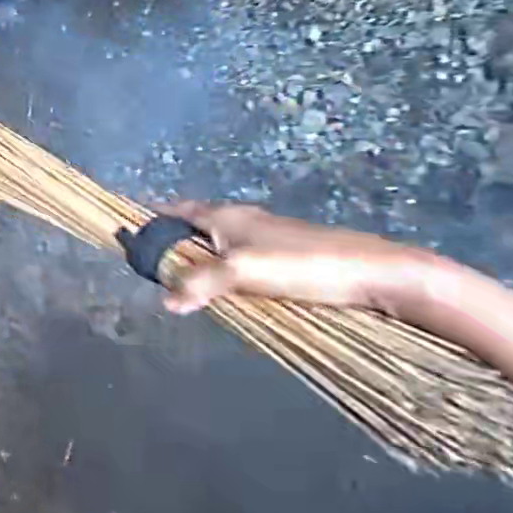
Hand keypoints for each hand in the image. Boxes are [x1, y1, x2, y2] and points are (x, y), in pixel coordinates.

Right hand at [153, 201, 457, 319]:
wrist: (381, 273)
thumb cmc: (302, 264)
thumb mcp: (241, 273)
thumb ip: (200, 284)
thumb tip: (165, 302)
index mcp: (221, 213)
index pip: (172, 209)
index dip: (150, 220)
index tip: (131, 237)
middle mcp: (240, 217)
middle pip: (192, 224)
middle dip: (172, 241)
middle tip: (157, 266)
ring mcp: (267, 233)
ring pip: (218, 240)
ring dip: (201, 256)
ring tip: (189, 280)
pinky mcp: (289, 251)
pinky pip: (242, 254)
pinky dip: (226, 265)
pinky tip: (231, 286)